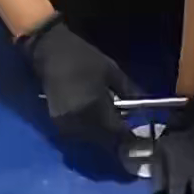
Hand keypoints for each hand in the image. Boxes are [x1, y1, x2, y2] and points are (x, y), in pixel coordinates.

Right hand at [18, 14, 142, 150]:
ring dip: (101, 137)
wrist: (52, 54)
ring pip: (90, 139)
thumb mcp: (111, 70)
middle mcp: (81, 121)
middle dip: (115, 139)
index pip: (116, 131)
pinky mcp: (57, 124)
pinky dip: (87, 132)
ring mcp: (67, 124)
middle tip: (125, 135)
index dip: (128, 137)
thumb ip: (127, 90)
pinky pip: (77, 134)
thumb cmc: (83, 59)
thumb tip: (142, 106)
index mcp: (96, 107)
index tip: (137, 138)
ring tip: (109, 129)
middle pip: (103, 140)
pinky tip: (92, 123)